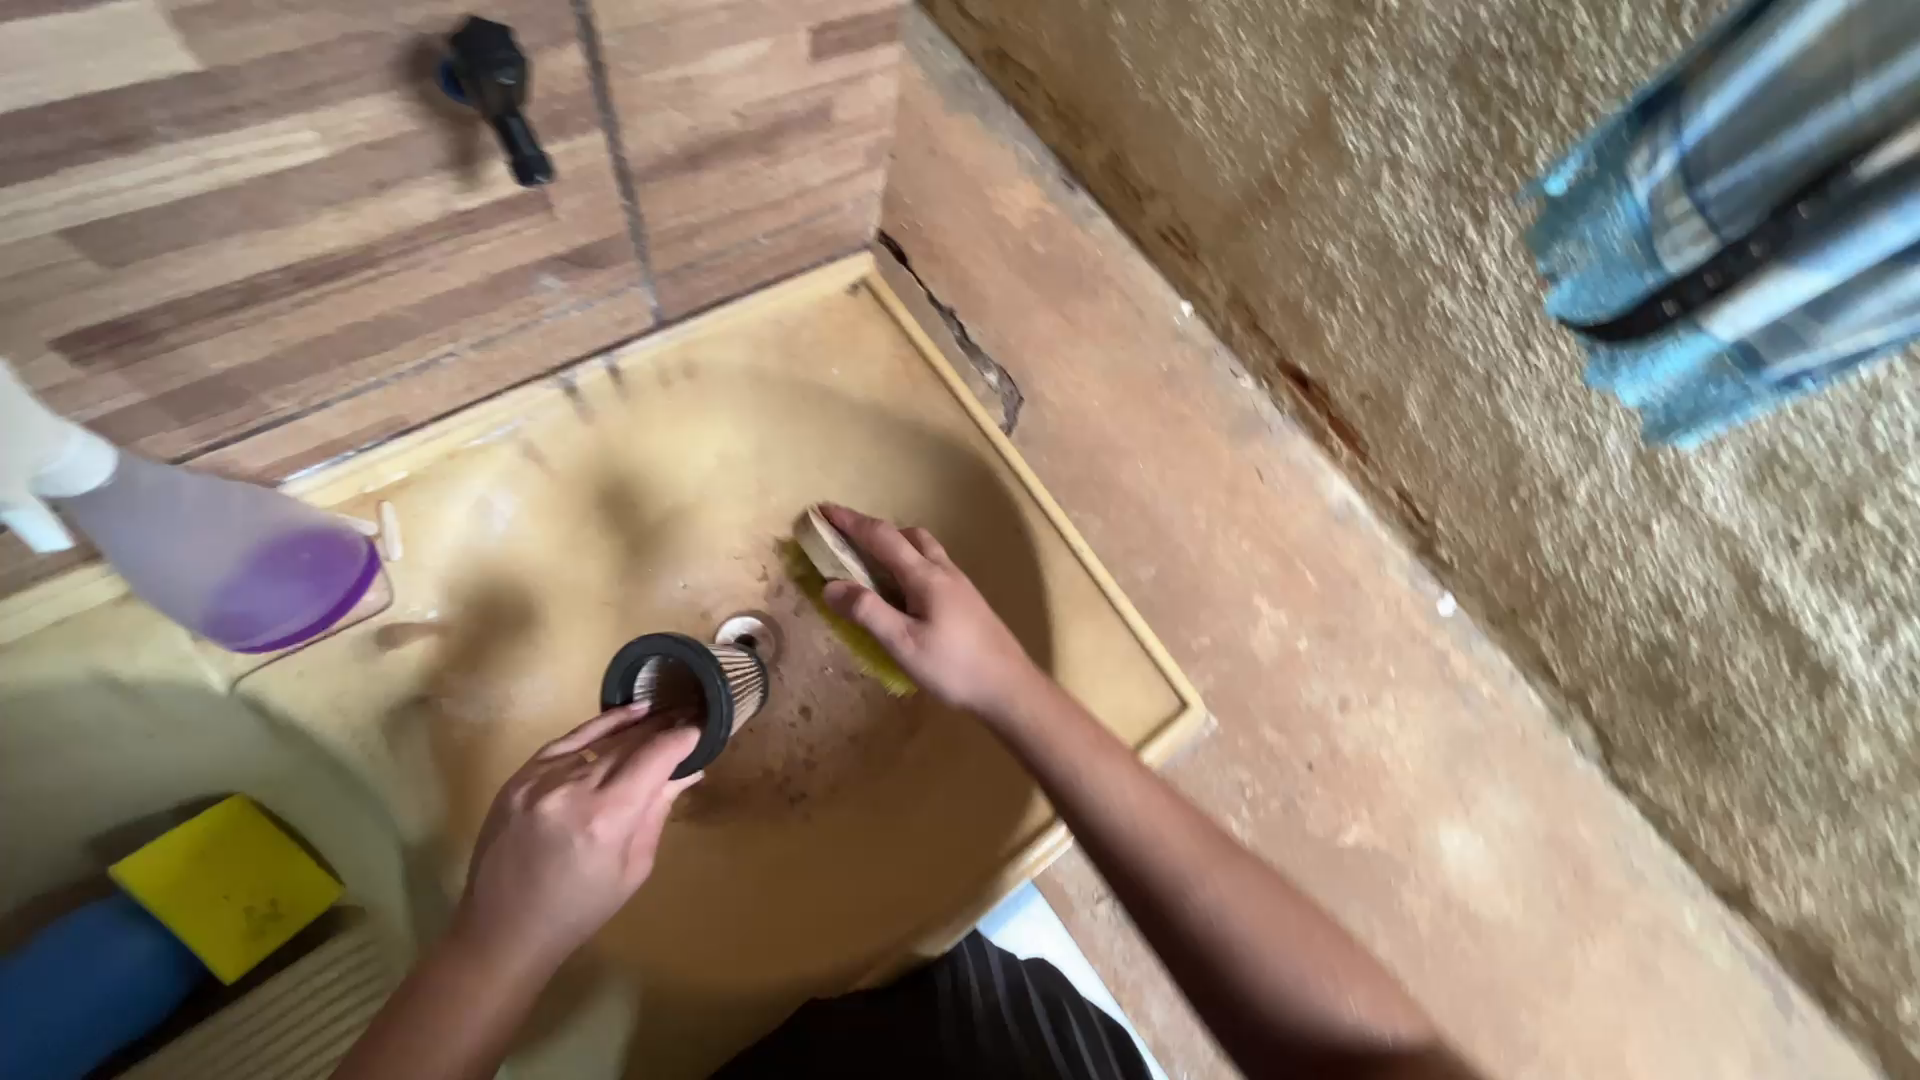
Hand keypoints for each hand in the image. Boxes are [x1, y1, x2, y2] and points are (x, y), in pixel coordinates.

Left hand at [453, 704, 701, 972]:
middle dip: (664, 728)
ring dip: (638, 727)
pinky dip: (600, 725)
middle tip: (688, 717)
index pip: (656, 757)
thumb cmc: (580, 910)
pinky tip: (628, 715)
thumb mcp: (634, 867)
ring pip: (603, 740)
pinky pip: (568, 740)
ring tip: (664, 714)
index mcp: (607, 818)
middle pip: (631, 743)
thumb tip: (687, 771)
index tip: (701, 730)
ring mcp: (541, 780)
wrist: (501, 931)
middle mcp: (573, 789)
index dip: (682, 739)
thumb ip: (658, 811)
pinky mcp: (520, 778)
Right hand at [818, 503, 1044, 718]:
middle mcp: (944, 571)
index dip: (850, 522)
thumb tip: (830, 585)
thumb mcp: (904, 644)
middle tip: (847, 542)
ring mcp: (960, 585)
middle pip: (908, 536)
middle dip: (875, 531)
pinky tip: (904, 594)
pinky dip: (911, 566)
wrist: (1009, 687)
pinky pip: (934, 568)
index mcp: (926, 576)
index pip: (882, 537)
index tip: (823, 510)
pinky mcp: (968, 601)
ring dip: (896, 547)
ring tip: (871, 568)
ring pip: (925, 550)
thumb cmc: (954, 667)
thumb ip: (868, 612)